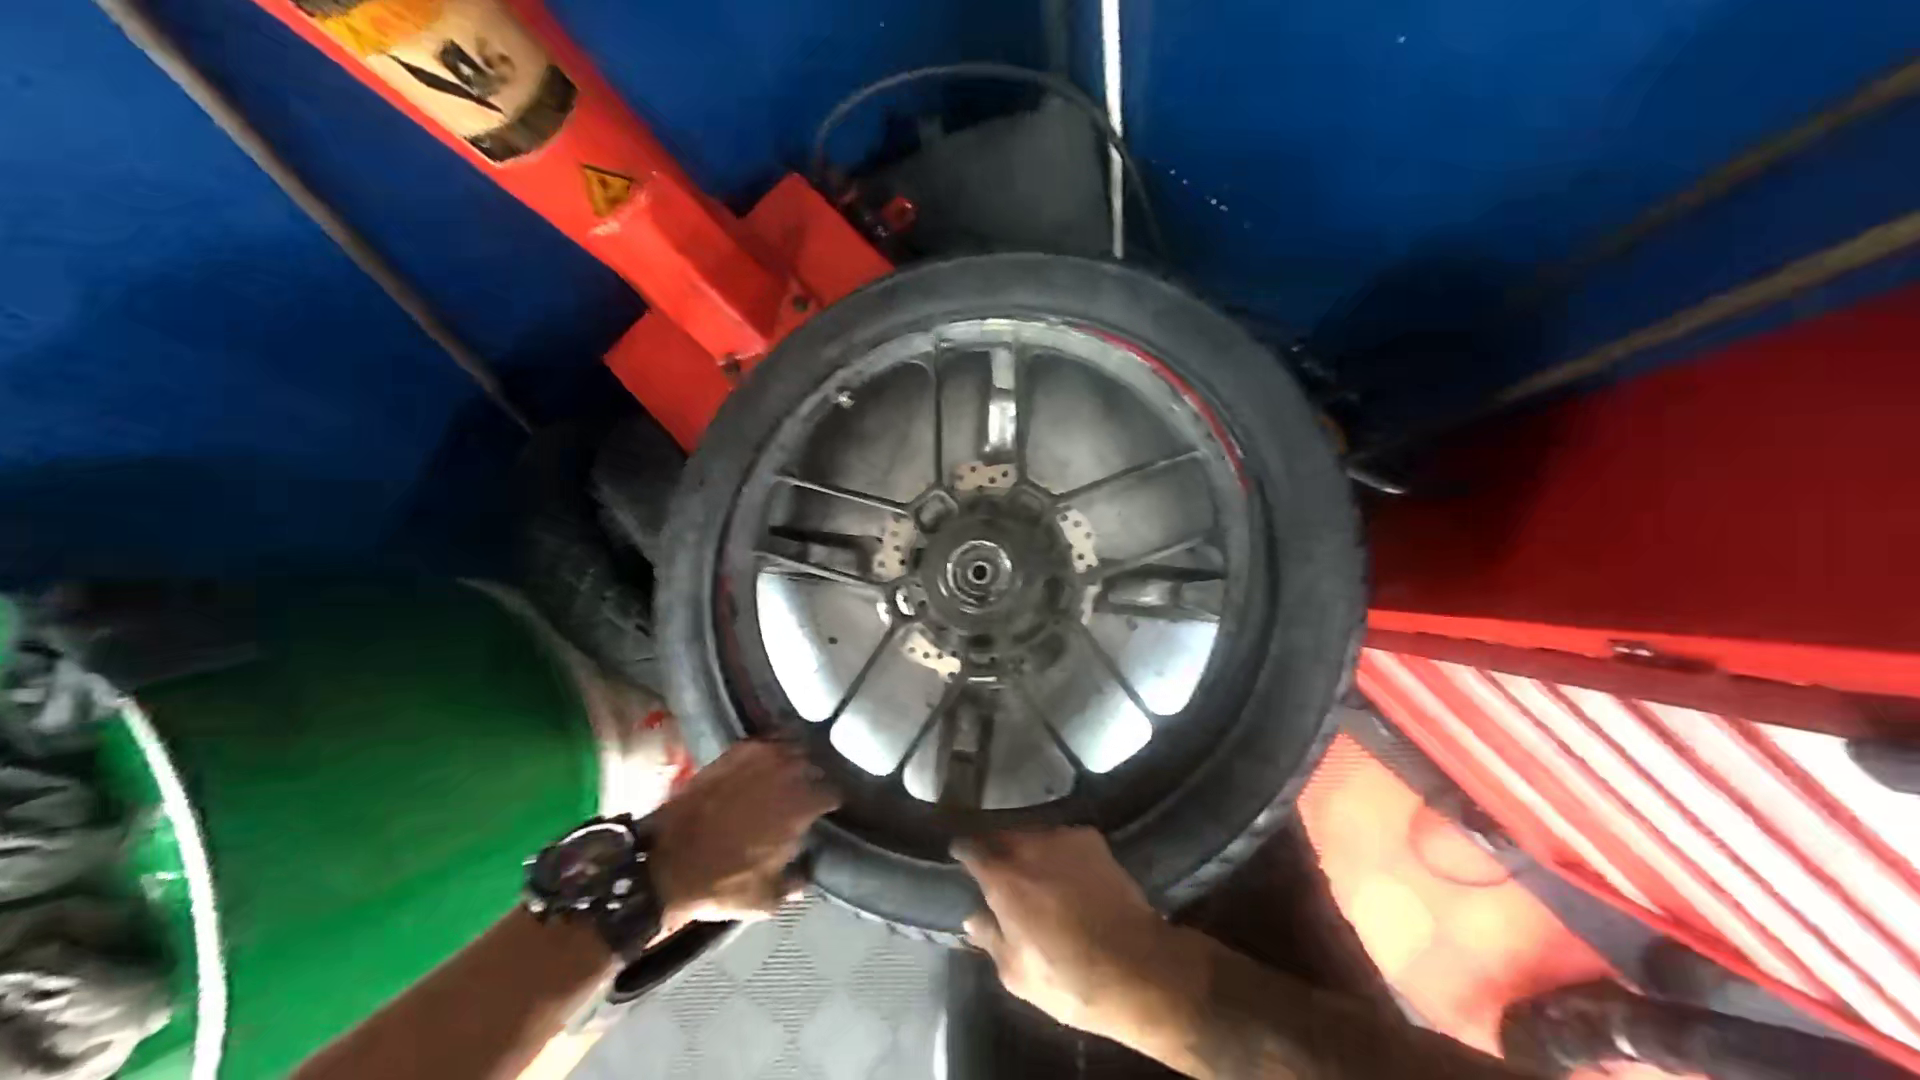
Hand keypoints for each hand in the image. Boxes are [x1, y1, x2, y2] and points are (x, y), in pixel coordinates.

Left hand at [650, 740, 839, 929]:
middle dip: (815, 776)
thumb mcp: (764, 899)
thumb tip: (808, 872)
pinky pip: (761, 743)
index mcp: (797, 809)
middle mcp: (782, 778)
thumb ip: (794, 884)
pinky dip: (770, 747)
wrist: (663, 865)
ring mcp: (755, 762)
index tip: (830, 807)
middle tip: (811, 786)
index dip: (832, 801)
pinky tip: (768, 756)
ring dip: (796, 757)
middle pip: (812, 765)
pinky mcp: (730, 756)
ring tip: (794, 766)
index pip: (830, 793)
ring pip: (789, 748)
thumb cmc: (719, 884)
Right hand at [955, 828, 1205, 1046]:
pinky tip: (1066, 871)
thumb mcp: (1016, 974)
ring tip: (1034, 869)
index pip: (971, 848)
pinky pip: (1063, 839)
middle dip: (996, 848)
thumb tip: (974, 917)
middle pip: (1003, 835)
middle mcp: (1029, 846)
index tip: (959, 856)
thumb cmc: (1069, 979)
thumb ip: (990, 938)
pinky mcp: (1092, 840)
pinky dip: (1058, 851)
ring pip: (1034, 835)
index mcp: (1003, 878)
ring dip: (1028, 848)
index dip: (962, 851)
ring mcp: (1063, 838)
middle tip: (998, 867)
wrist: (1138, 966)